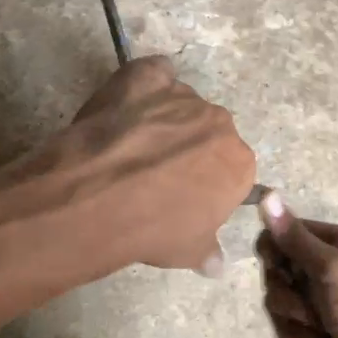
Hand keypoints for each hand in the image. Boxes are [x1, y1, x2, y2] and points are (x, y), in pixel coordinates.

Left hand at [54, 56, 255, 273]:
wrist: (99, 196)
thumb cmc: (152, 229)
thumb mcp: (187, 251)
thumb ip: (208, 251)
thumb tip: (217, 265)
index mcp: (239, 162)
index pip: (231, 168)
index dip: (206, 181)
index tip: (184, 194)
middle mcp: (218, 122)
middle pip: (207, 131)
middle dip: (187, 147)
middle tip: (155, 170)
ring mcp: (181, 95)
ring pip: (179, 103)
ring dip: (163, 118)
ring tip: (129, 143)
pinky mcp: (145, 77)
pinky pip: (154, 72)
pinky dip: (147, 81)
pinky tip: (130, 98)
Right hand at [255, 192, 337, 337]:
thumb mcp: (332, 270)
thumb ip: (296, 238)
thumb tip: (267, 194)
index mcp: (333, 243)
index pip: (279, 234)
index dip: (275, 255)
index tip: (285, 271)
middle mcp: (323, 267)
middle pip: (272, 273)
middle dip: (289, 298)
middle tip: (315, 310)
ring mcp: (316, 302)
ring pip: (275, 306)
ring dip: (296, 326)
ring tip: (323, 336)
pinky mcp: (312, 332)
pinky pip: (283, 333)